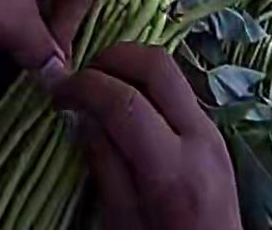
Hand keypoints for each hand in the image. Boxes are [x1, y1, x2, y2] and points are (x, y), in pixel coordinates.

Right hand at [54, 44, 239, 229]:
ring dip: (129, 64)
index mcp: (176, 170)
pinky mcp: (213, 130)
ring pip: (168, 68)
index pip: (125, 102)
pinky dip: (145, 80)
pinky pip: (176, 86)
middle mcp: (201, 137)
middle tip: (83, 76)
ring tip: (100, 85)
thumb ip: (104, 164)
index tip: (59, 91)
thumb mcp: (123, 225)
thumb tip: (83, 113)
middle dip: (112, 58)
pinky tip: (125, 100)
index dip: (86, 87)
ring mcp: (212, 130)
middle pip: (156, 64)